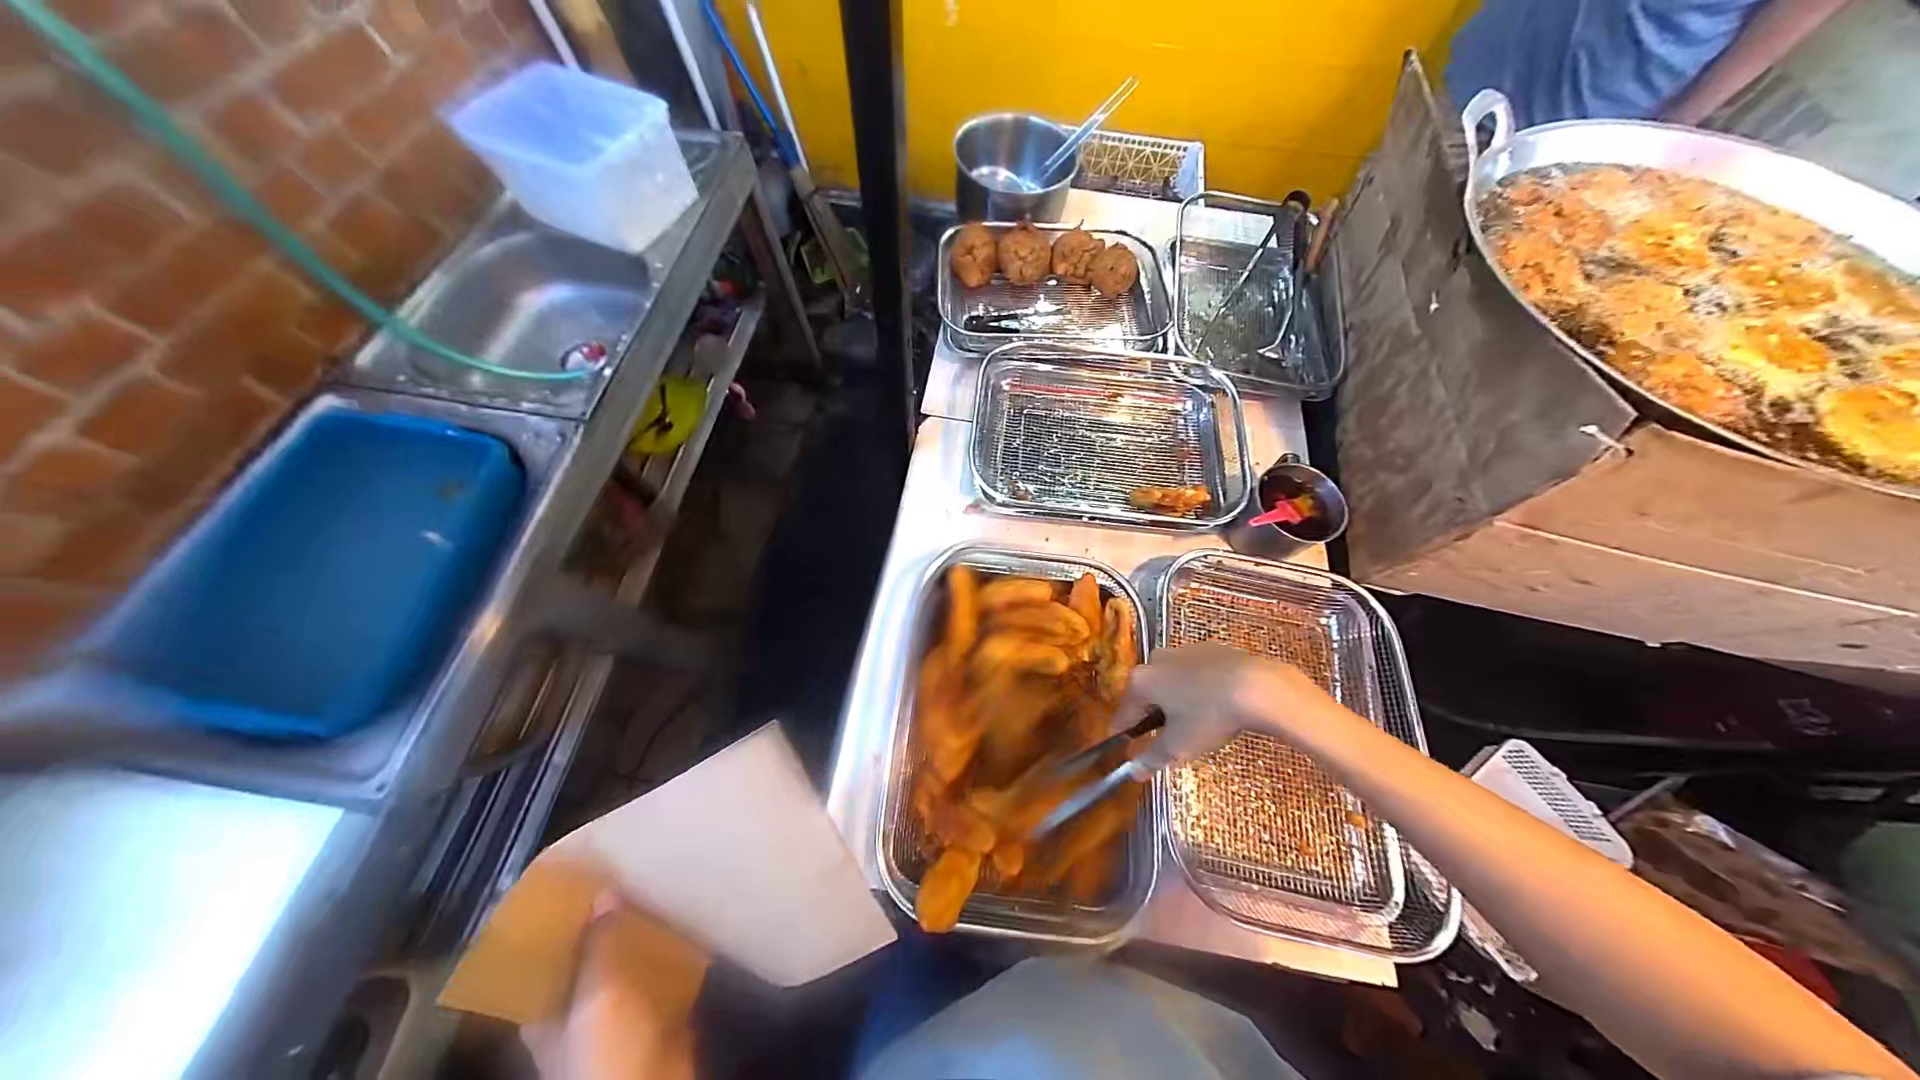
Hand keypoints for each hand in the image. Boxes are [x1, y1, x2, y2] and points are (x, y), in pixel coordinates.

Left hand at [522, 893, 696, 1079]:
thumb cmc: (605, 1055)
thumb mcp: (597, 995)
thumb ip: (599, 945)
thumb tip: (604, 893)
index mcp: (545, 1014)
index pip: (543, 961)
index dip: (556, 927)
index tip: (578, 887)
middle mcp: (576, 1016)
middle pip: (588, 962)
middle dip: (606, 927)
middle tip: (626, 882)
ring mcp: (617, 1022)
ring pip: (626, 971)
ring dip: (641, 942)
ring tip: (658, 896)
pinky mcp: (654, 1024)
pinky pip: (660, 984)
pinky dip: (670, 962)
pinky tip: (684, 932)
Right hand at [1115, 643, 1333, 769]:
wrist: (1259, 687)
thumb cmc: (1209, 716)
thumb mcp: (1178, 745)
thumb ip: (1151, 758)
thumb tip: (1134, 772)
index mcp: (1141, 680)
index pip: (1123, 714)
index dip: (1125, 737)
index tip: (1129, 752)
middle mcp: (1156, 660)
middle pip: (1147, 695)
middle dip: (1153, 719)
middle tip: (1169, 742)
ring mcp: (1185, 651)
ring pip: (1171, 682)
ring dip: (1176, 702)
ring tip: (1195, 725)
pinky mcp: (1211, 649)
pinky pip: (1195, 674)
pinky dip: (1198, 689)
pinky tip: (1216, 705)